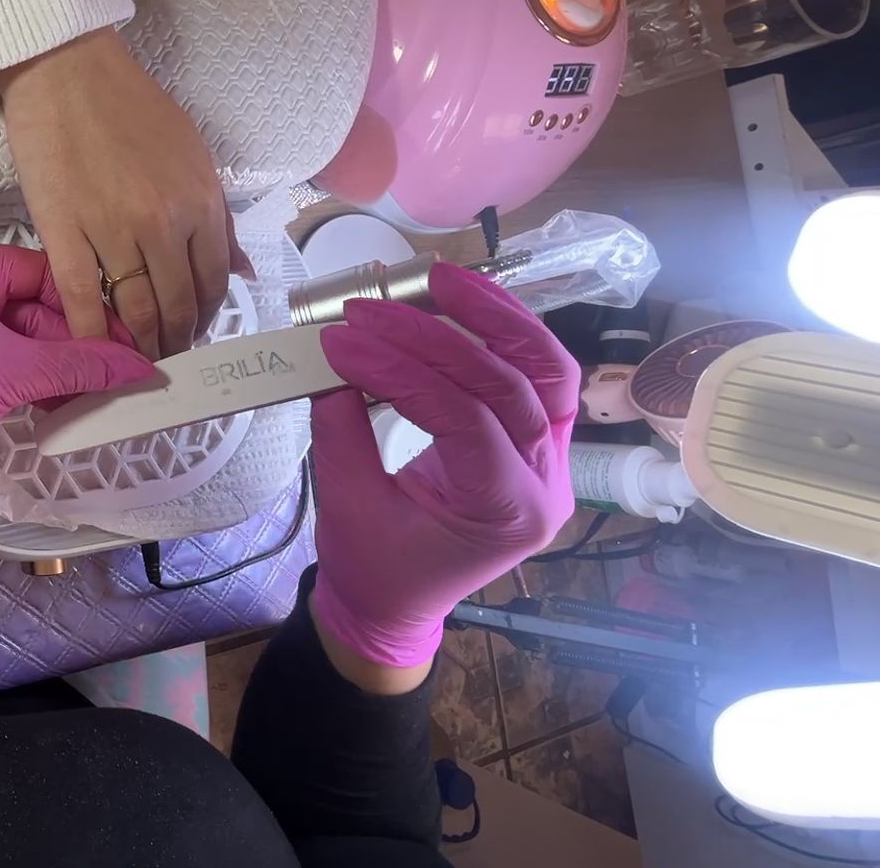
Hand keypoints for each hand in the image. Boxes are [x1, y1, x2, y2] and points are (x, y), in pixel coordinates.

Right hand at [0, 27, 246, 359]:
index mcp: (200, 200)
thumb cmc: (130, 107)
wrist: (67, 71)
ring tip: (136, 358)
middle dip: (175, 339)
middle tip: (165, 357)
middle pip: (177, 303)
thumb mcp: (192, 154)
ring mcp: (113, 230)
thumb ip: (218, 216)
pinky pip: (81, 297)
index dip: (204, 316)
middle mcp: (165, 222)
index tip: (193, 333)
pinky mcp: (64, 232)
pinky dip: (89, 334)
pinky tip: (93, 355)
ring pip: (135, 307)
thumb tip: (243, 272)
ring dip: (140, 343)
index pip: (213, 280)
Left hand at [0, 245, 153, 538]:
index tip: (124, 341)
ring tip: (90, 393)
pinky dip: (27, 374)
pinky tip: (56, 399)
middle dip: (72, 344)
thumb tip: (134, 366)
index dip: (88, 308)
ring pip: (19, 333)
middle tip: (114, 374)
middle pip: (34, 305)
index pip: (44, 272)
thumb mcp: (8, 376)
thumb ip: (77, 366)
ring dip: (53, 364)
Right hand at [308, 263, 579, 667]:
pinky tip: (463, 301)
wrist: (393, 602)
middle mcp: (545, 481)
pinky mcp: (531, 443)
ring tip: (437, 278)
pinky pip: (533, 378)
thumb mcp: (344, 500)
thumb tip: (330, 357)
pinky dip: (501, 333)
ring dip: (493, 317)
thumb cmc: (370, 564)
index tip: (338, 340)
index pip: (460, 418)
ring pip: (545, 371)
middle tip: (371, 306)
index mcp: (502, 510)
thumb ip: (341, 426)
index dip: (397, 370)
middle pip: (512, 385)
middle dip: (436, 336)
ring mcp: (548, 460)